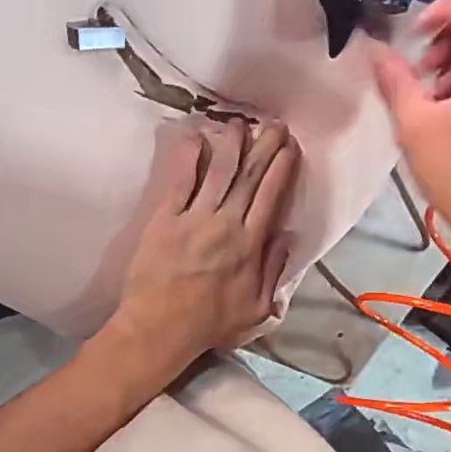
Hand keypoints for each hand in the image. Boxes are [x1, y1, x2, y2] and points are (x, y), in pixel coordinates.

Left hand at [105, 117, 298, 371]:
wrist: (161, 327)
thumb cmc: (209, 325)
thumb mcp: (256, 309)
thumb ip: (274, 271)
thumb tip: (287, 237)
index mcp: (251, 245)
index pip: (271, 196)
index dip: (282, 167)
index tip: (289, 146)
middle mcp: (226, 224)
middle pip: (249, 178)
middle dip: (263, 147)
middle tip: (272, 124)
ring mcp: (194, 219)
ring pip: (217, 173)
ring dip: (230, 145)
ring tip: (238, 124)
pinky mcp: (164, 220)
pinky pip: (179, 182)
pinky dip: (187, 158)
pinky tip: (194, 137)